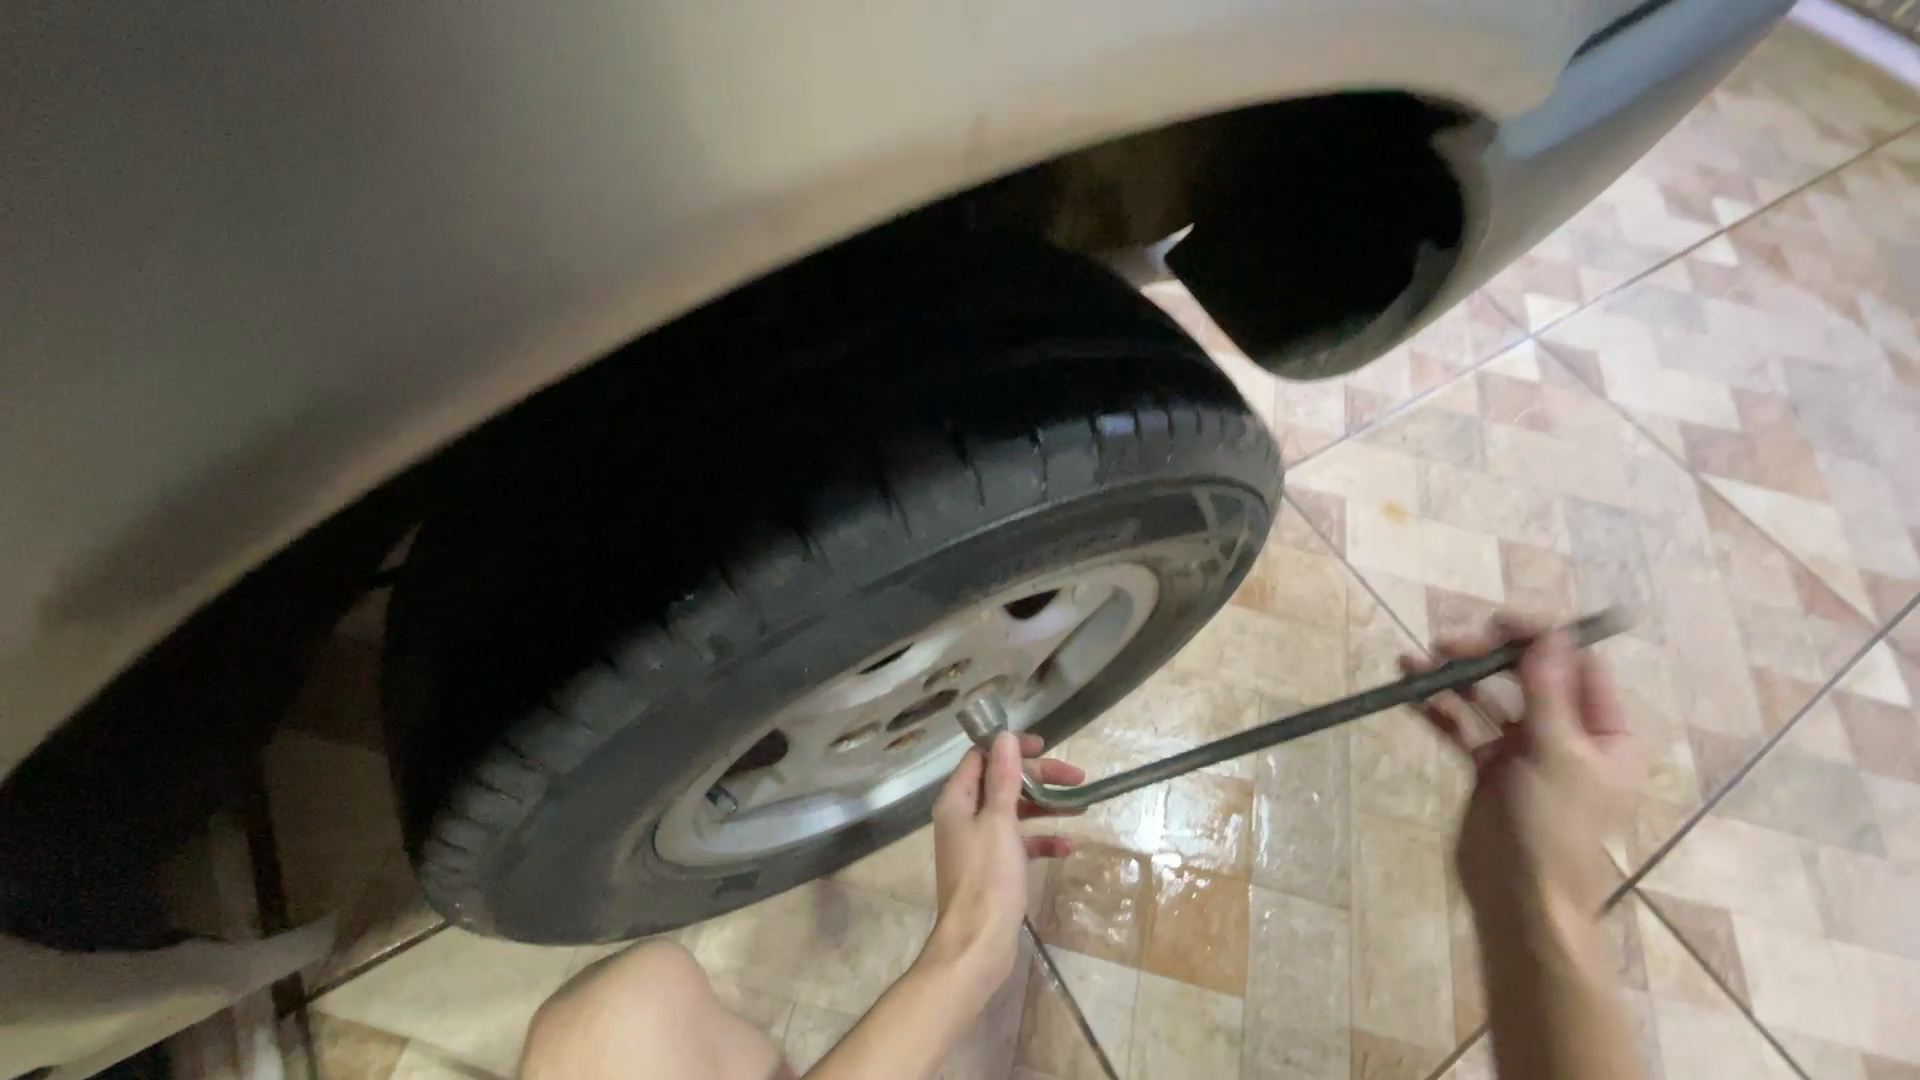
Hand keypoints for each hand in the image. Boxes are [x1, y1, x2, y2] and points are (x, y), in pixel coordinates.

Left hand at [919, 732, 1082, 1006]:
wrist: (977, 945)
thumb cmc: (987, 879)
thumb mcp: (999, 822)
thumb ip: (1003, 779)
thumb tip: (1004, 737)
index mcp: (957, 800)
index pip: (981, 758)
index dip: (1010, 748)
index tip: (1044, 746)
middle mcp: (964, 817)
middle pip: (1002, 783)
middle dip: (1038, 778)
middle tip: (1075, 777)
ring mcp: (978, 844)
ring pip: (1014, 812)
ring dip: (1045, 807)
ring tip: (1081, 807)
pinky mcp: (993, 868)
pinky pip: (1019, 843)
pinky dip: (1042, 841)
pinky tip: (1069, 847)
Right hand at [1401, 617, 1639, 925]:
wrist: (1518, 894)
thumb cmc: (1552, 825)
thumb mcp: (1556, 753)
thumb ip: (1549, 692)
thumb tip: (1550, 635)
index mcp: (1606, 730)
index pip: (1577, 665)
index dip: (1540, 637)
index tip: (1497, 619)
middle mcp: (1568, 733)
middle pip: (1526, 675)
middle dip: (1485, 655)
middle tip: (1444, 643)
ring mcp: (1524, 748)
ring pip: (1487, 697)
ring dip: (1453, 677)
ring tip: (1415, 660)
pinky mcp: (1488, 765)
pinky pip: (1461, 725)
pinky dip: (1437, 708)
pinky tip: (1408, 693)